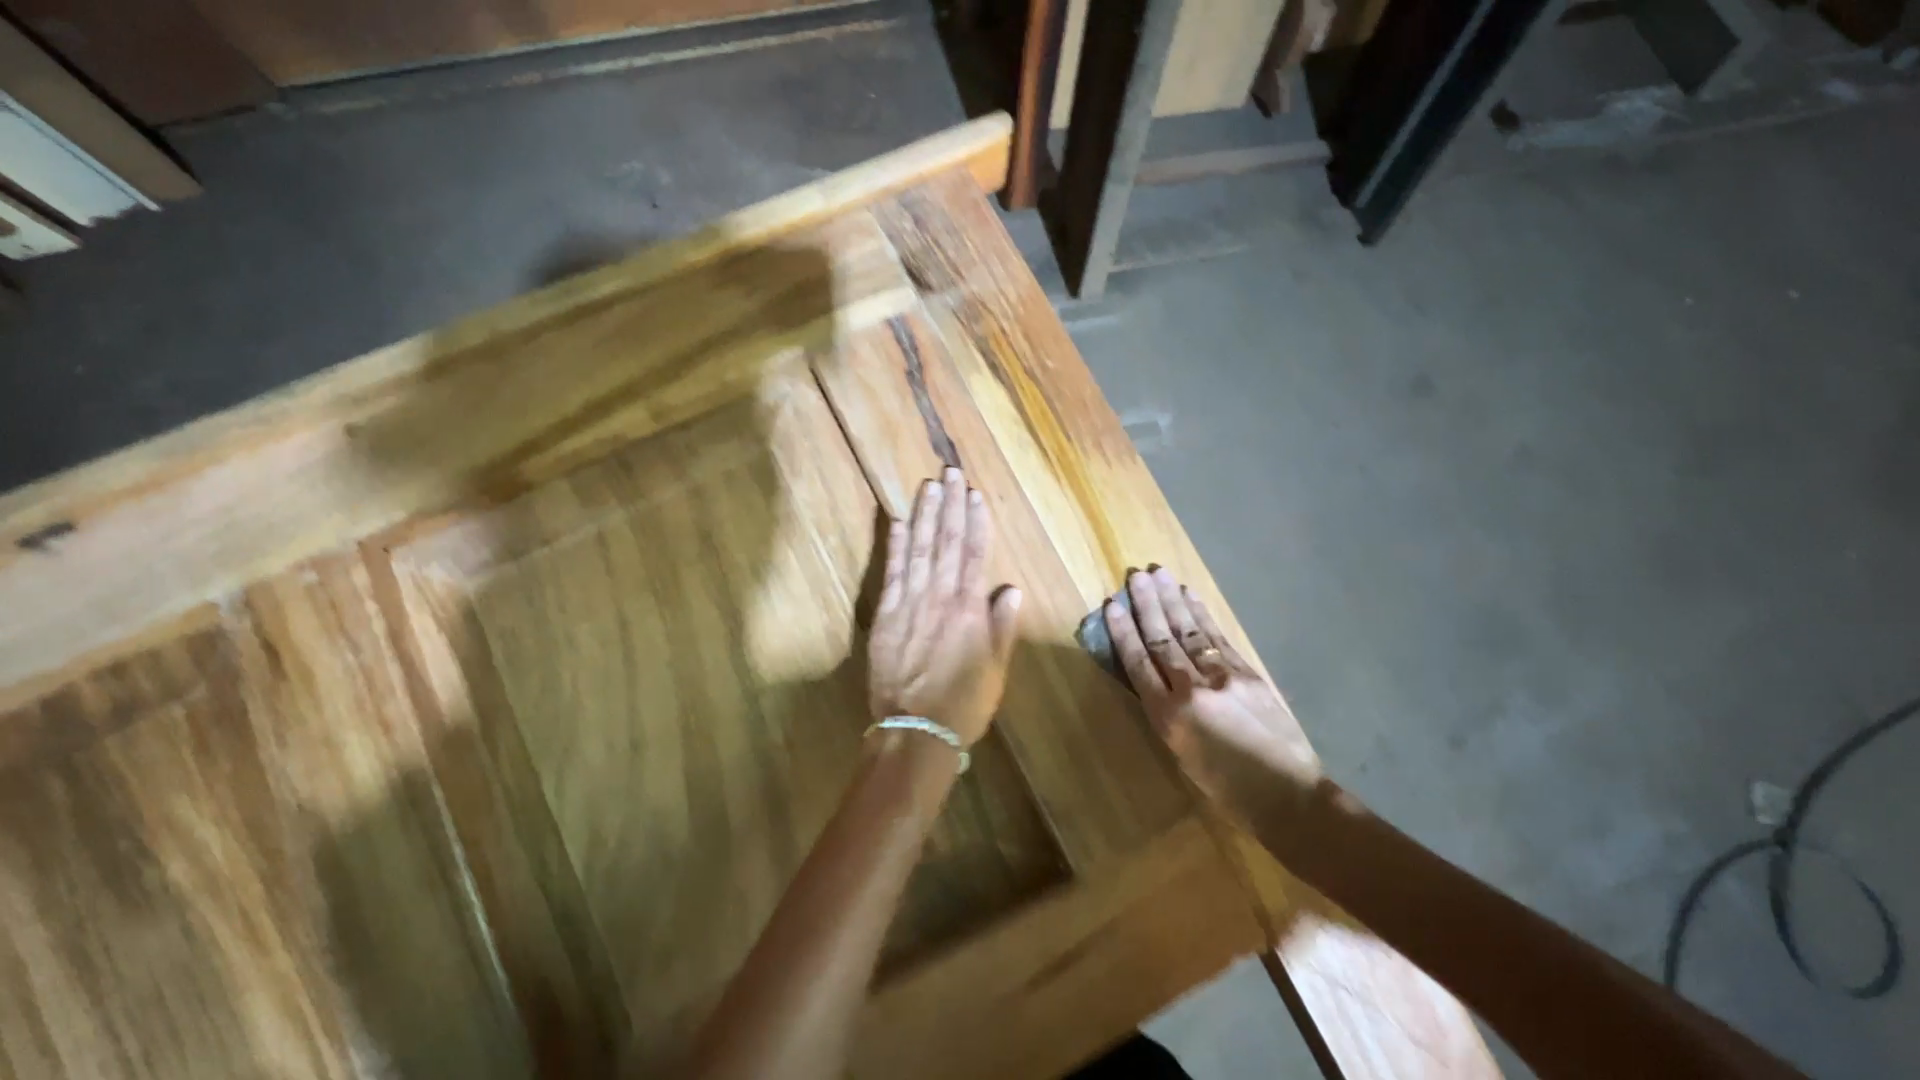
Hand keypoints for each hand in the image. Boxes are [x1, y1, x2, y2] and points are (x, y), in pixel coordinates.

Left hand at [868, 468, 1021, 745]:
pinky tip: (897, 521)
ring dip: (924, 515)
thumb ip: (1002, 626)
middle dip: (950, 505)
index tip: (975, 494)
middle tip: (950, 472)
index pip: (974, 554)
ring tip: (928, 486)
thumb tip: (1010, 588)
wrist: (916, 730)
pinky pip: (893, 572)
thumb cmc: (964, 704)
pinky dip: (896, 545)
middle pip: (946, 542)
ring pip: (919, 549)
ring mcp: (910, 603)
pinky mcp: (885, 615)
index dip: (976, 521)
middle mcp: (940, 597)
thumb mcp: (995, 669)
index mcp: (970, 609)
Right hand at [1104, 567, 1320, 806]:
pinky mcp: (1249, 674)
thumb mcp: (1183, 757)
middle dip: (1147, 606)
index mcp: (1169, 718)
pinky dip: (1203, 616)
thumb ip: (1168, 716)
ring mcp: (1224, 678)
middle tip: (1136, 576)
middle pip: (1164, 640)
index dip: (1123, 633)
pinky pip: (1218, 639)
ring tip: (1159, 575)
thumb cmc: (1229, 791)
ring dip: (1173, 601)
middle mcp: (1192, 691)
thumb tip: (1158, 683)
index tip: (1112, 605)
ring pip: (1191, 633)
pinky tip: (1191, 599)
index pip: (1139, 665)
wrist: (1288, 796)